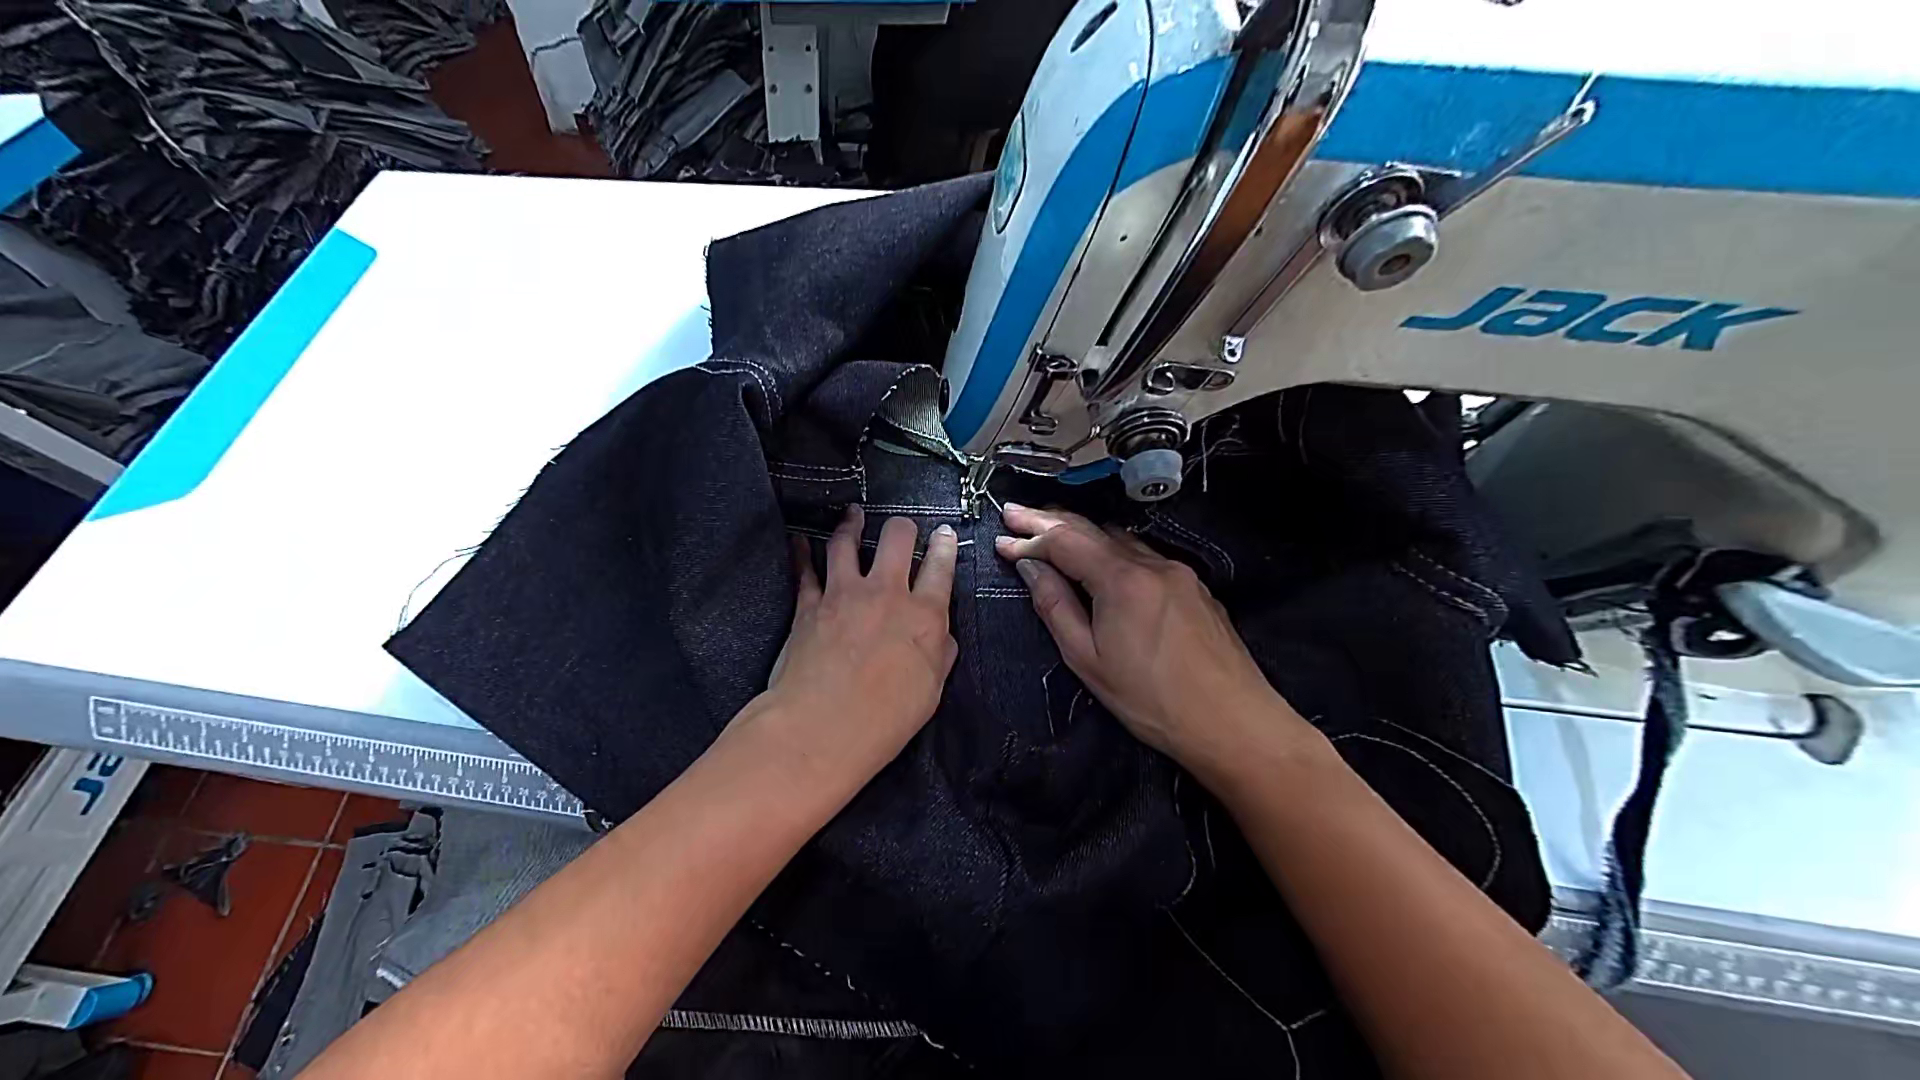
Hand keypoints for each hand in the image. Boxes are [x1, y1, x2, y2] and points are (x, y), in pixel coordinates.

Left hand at [750, 505, 958, 782]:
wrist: (821, 727)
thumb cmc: (884, 719)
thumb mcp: (931, 690)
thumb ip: (940, 654)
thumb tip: (942, 635)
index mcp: (923, 615)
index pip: (940, 568)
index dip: (944, 546)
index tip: (943, 534)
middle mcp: (885, 593)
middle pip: (897, 538)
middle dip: (903, 527)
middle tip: (903, 528)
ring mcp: (844, 594)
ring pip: (847, 542)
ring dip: (852, 524)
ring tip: (853, 514)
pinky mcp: (809, 605)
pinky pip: (805, 569)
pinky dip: (802, 552)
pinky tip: (800, 540)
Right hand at [994, 504, 1321, 781]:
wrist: (1235, 723)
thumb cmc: (1153, 701)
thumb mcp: (1088, 660)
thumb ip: (1055, 606)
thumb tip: (1030, 566)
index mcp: (1122, 580)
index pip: (1065, 542)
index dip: (1029, 536)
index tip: (1002, 537)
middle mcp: (1153, 564)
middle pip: (1092, 530)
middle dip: (1050, 522)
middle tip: (1018, 516)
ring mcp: (1178, 572)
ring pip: (1120, 539)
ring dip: (1083, 534)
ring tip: (1051, 533)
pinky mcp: (1194, 586)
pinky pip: (1143, 555)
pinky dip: (1112, 550)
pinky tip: (1101, 561)